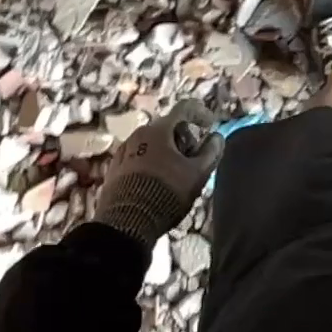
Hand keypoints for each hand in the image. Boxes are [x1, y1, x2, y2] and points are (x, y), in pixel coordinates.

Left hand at [93, 100, 224, 246]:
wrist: (126, 222)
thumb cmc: (166, 192)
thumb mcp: (197, 174)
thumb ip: (211, 152)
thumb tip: (216, 137)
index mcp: (159, 130)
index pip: (184, 109)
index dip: (201, 113)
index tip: (210, 125)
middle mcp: (139, 134)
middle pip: (168, 127)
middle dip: (184, 138)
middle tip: (194, 158)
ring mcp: (123, 152)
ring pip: (152, 143)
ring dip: (167, 152)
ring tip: (176, 174)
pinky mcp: (114, 170)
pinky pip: (139, 158)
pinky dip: (152, 163)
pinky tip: (157, 183)